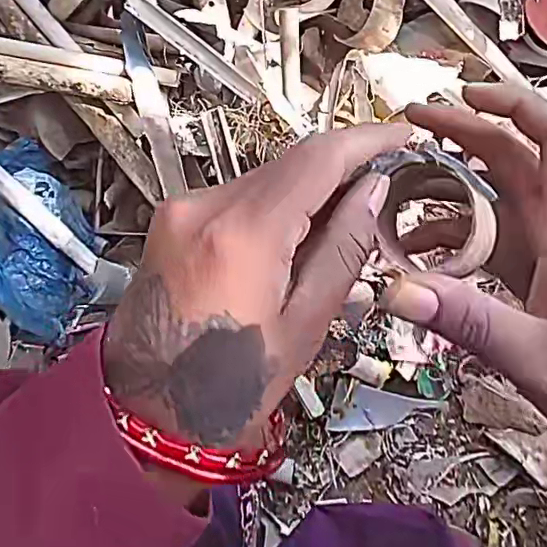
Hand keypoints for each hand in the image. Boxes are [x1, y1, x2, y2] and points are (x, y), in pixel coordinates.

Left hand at [104, 122, 409, 450]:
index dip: (366, 140)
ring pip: (264, 176)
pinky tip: (291, 237)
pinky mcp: (172, 217)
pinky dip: (272, 204)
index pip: (317, 159)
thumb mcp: (305, 325)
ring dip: (306, 189)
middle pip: (289, 163)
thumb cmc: (229, 387)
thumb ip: (343, 247)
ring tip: (338, 225)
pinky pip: (237, 194)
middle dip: (340, 168)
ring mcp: (182, 207)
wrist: (145, 411)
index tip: (401, 135)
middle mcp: (205, 206)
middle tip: (381, 186)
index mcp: (243, 235)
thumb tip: (374, 190)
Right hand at [387, 85, 546, 494]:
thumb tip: (395, 288)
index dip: (513, 106)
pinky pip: (495, 238)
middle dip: (464, 132)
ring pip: (500, 197)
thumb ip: (468, 319)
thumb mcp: (541, 361)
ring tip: (402, 186)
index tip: (462, 95)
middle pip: (515, 159)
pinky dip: (457, 232)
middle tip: (409, 125)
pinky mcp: (545, 278)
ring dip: (453, 184)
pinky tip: (421, 250)